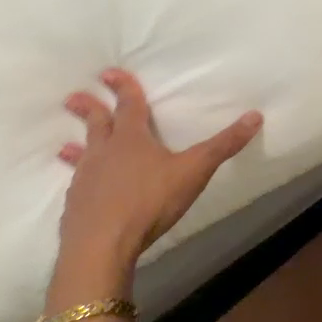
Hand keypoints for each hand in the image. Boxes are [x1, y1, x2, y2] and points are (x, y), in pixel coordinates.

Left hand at [57, 70, 262, 271]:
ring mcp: (84, 182)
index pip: (128, 106)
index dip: (122, 87)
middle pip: (95, 126)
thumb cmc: (147, 202)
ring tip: (65, 145)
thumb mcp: (194, 171)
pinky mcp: (75, 209)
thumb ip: (223, 145)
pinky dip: (78, 180)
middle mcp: (103, 154)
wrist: (99, 249)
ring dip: (76, 147)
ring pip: (82, 157)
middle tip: (72, 98)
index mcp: (130, 139)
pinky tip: (79, 189)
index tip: (109, 72)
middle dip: (87, 109)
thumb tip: (256, 116)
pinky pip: (76, 186)